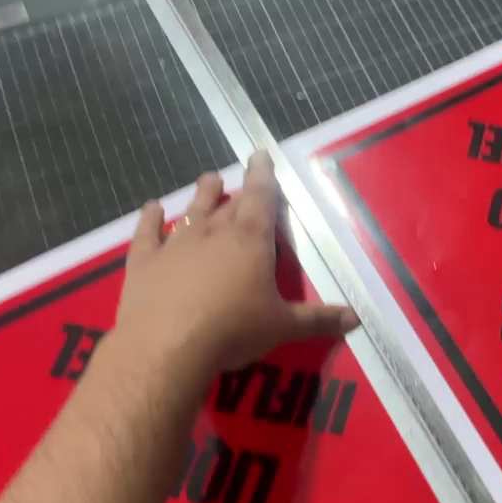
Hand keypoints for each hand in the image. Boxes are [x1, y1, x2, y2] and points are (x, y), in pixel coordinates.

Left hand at [113, 154, 357, 380]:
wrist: (165, 347)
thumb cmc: (233, 330)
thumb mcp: (283, 327)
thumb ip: (319, 319)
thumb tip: (356, 319)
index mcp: (251, 241)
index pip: (262, 198)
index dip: (264, 175)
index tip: (261, 155)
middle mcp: (214, 233)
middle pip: (230, 204)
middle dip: (240, 190)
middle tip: (244, 181)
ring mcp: (176, 244)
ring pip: (192, 210)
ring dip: (202, 195)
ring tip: (209, 180)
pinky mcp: (144, 262)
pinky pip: (146, 233)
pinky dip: (149, 218)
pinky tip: (151, 207)